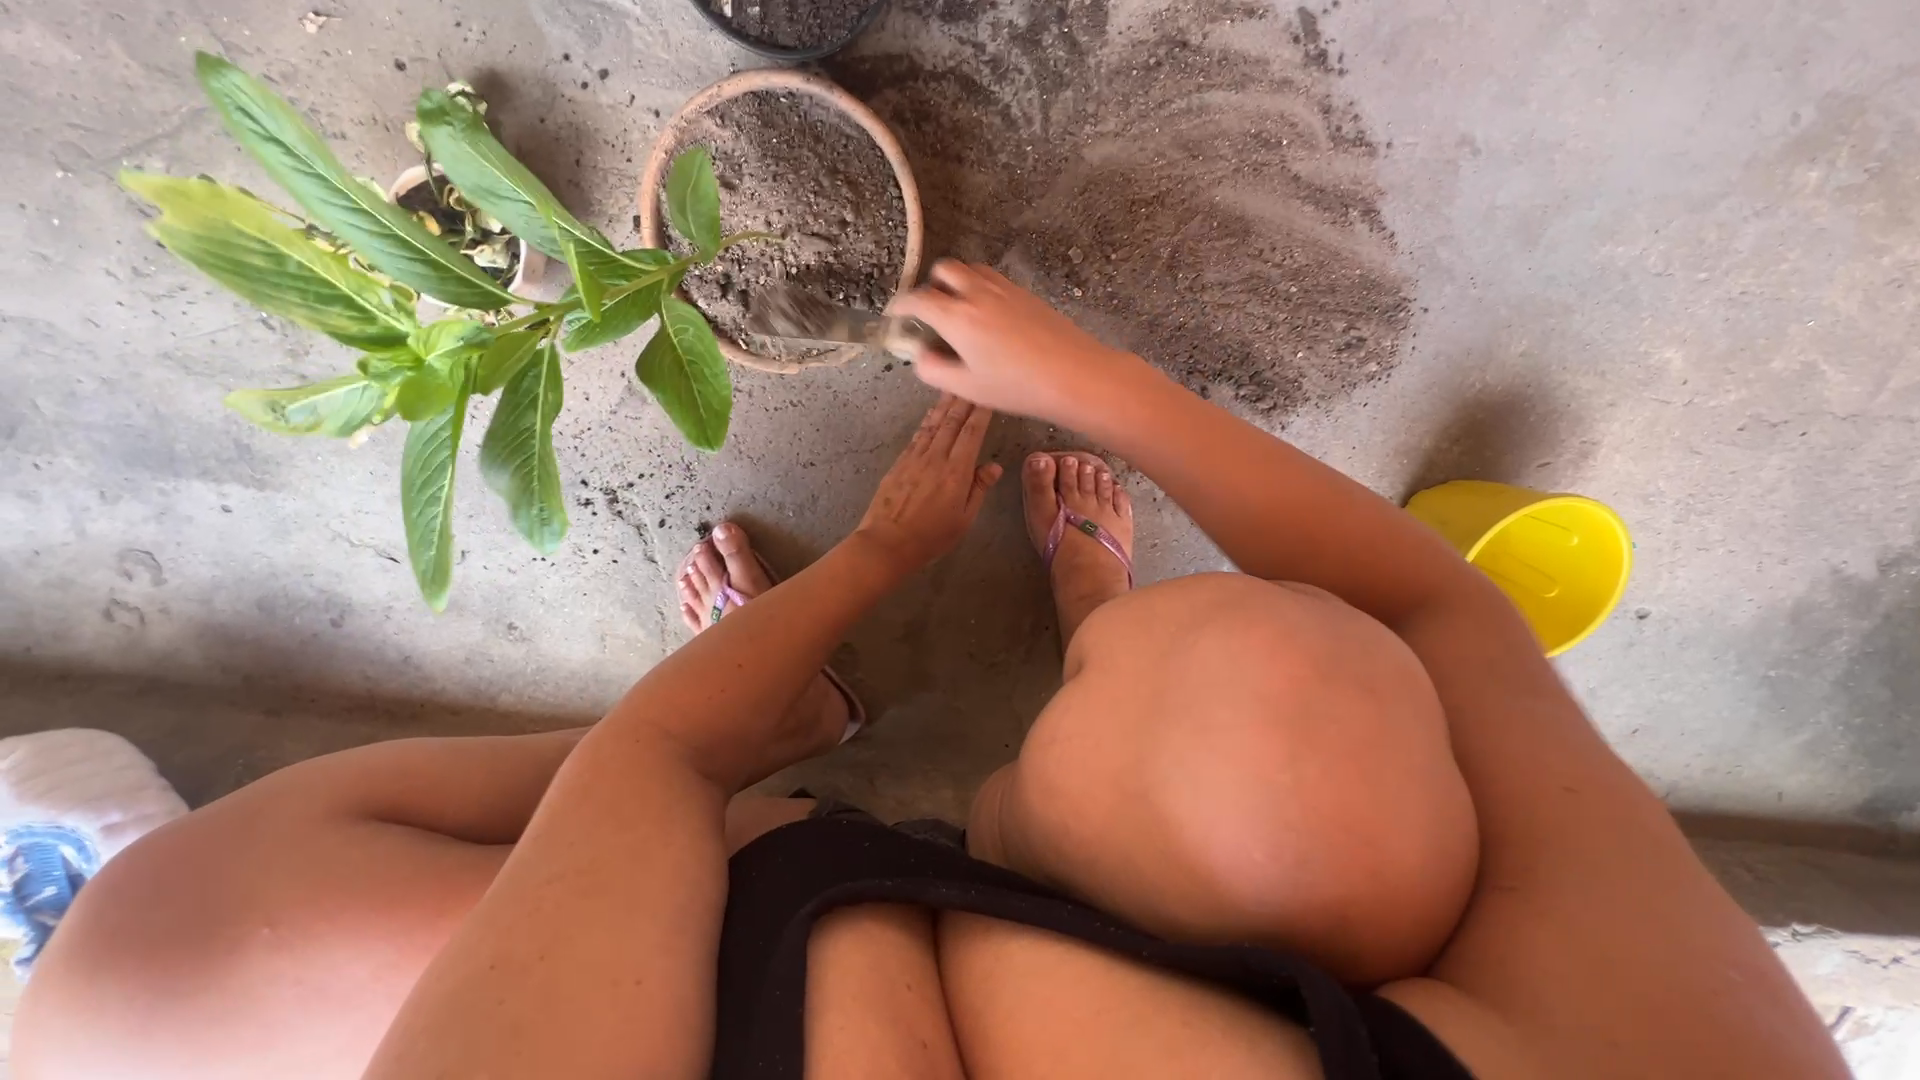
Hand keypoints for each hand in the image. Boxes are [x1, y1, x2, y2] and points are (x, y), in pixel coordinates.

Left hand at [852, 394, 1003, 572]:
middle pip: (952, 421)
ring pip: (933, 424)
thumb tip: (993, 466)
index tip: (989, 394)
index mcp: (956, 471)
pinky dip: (927, 420)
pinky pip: (918, 435)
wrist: (886, 543)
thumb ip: (978, 489)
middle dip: (963, 399)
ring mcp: (914, 458)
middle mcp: (936, 457)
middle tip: (970, 378)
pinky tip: (931, 415)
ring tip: (952, 388)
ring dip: (944, 404)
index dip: (981, 411)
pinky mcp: (899, 463)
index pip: (972, 433)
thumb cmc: (931, 537)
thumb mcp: (964, 519)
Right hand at [889, 260, 1146, 423]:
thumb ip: (933, 370)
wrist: (1073, 374)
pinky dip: (979, 287)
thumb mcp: (967, 387)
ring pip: (970, 269)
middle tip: (929, 312)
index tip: (894, 314)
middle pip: (944, 270)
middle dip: (930, 285)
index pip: (917, 299)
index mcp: (957, 317)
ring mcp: (1004, 289)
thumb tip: (920, 356)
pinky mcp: (1025, 293)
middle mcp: (977, 293)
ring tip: (957, 310)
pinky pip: (993, 279)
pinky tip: (987, 316)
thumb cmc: (1016, 387)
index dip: (900, 305)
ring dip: (956, 282)